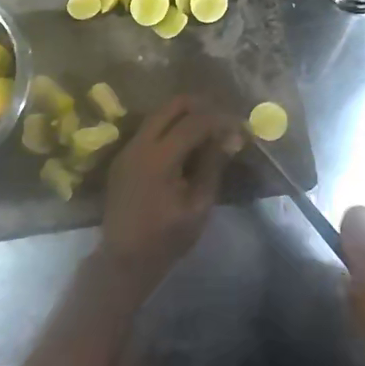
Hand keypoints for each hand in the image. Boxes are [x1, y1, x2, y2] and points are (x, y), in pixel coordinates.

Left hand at [98, 96, 237, 291]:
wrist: (124, 260)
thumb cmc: (166, 238)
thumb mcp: (199, 205)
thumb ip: (213, 165)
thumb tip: (231, 137)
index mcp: (158, 158)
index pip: (194, 123)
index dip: (221, 120)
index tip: (241, 127)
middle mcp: (139, 144)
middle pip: (172, 106)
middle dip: (202, 107)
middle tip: (224, 122)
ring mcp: (128, 149)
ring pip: (159, 115)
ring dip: (185, 116)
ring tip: (209, 132)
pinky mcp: (124, 157)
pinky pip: (150, 130)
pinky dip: (171, 128)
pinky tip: (188, 146)